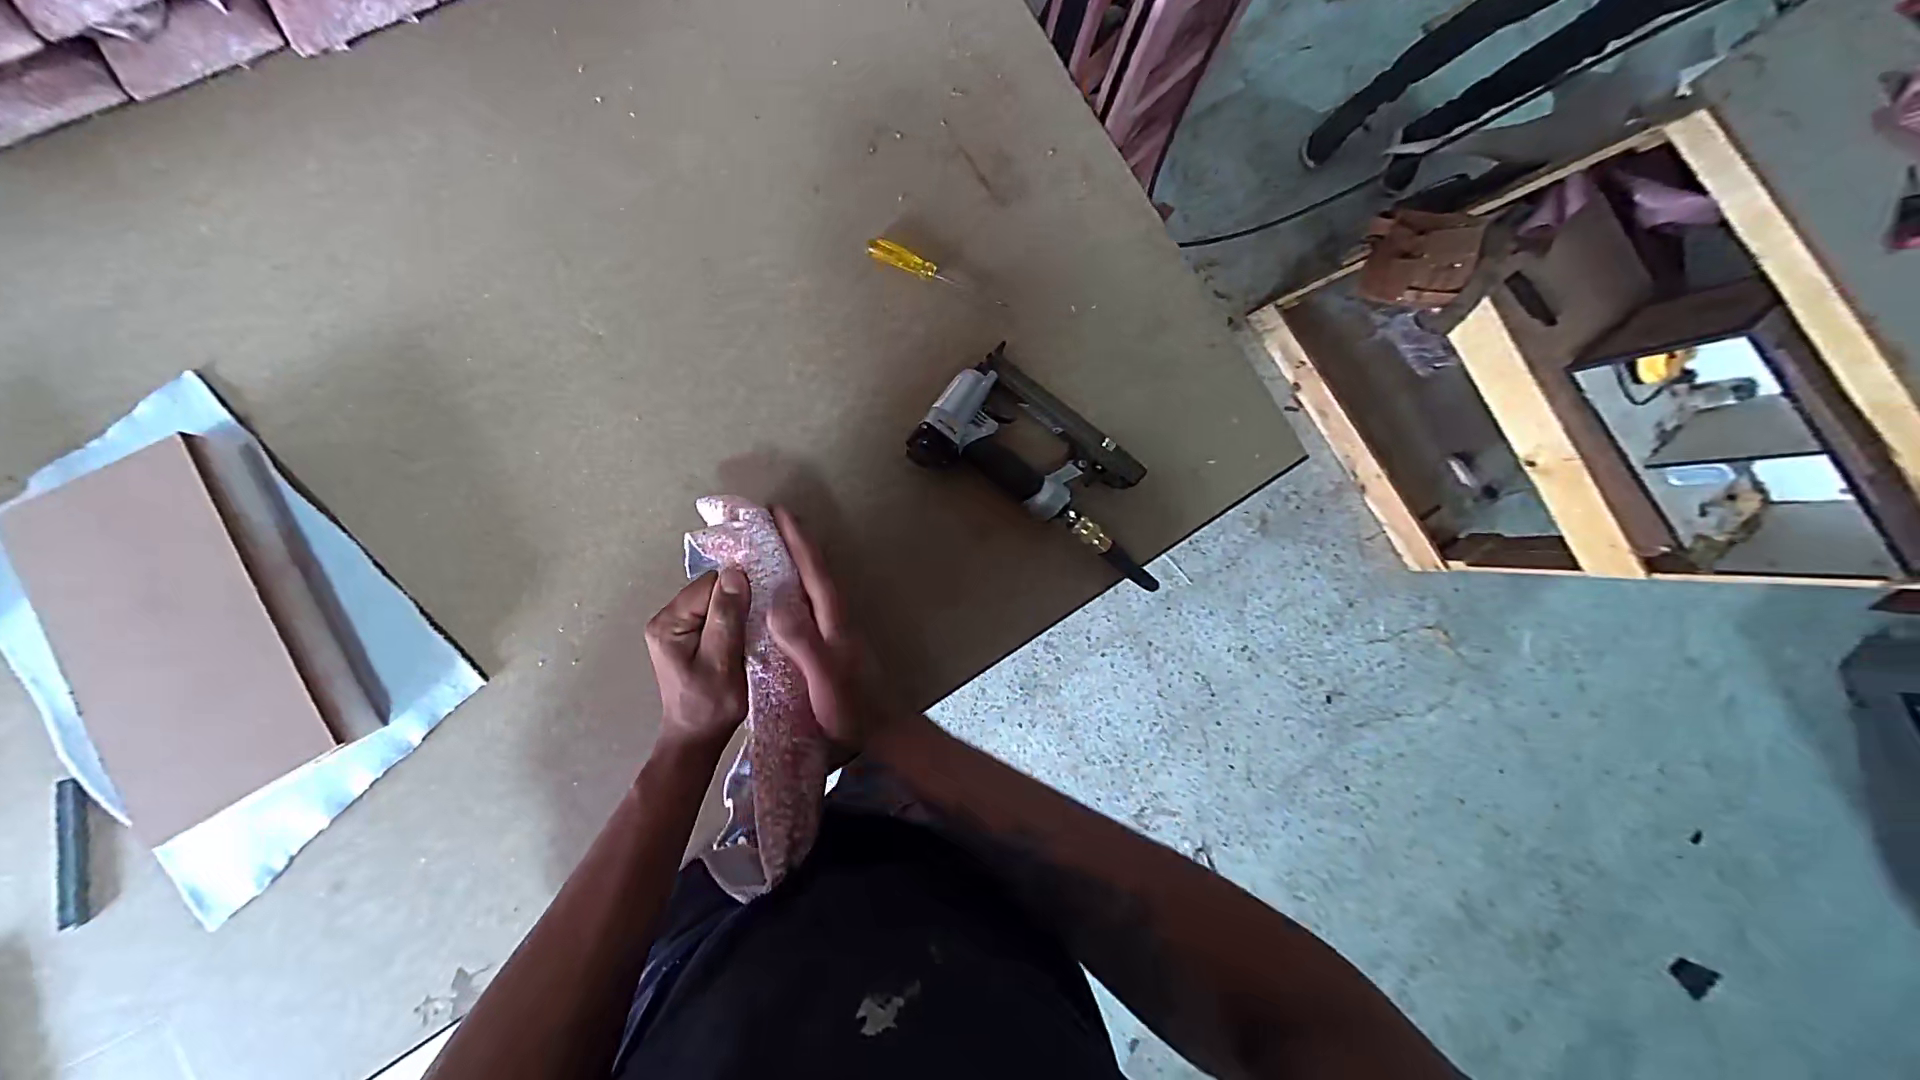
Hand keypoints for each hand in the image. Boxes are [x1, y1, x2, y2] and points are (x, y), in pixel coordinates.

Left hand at [644, 567, 750, 756]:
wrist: (698, 738)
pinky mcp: (689, 637)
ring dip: (738, 615)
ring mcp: (677, 628)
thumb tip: (735, 574)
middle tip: (756, 629)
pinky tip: (743, 640)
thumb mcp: (722, 662)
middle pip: (713, 590)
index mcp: (668, 623)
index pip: (711, 584)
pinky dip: (734, 624)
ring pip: (717, 602)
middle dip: (738, 604)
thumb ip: (726, 618)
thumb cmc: (710, 707)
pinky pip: (717, 615)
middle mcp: (667, 619)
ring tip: (751, 636)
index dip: (739, 593)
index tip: (759, 612)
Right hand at [769, 507, 894, 757]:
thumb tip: (776, 600)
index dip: (798, 540)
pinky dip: (797, 588)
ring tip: (776, 546)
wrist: (881, 730)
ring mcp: (837, 630)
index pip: (814, 571)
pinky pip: (811, 604)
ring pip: (815, 585)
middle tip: (775, 519)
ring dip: (798, 562)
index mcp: (834, 618)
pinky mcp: (833, 644)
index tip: (780, 512)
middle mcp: (837, 617)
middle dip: (797, 542)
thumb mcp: (823, 674)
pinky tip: (786, 595)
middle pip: (816, 570)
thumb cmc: (851, 707)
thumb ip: (802, 639)